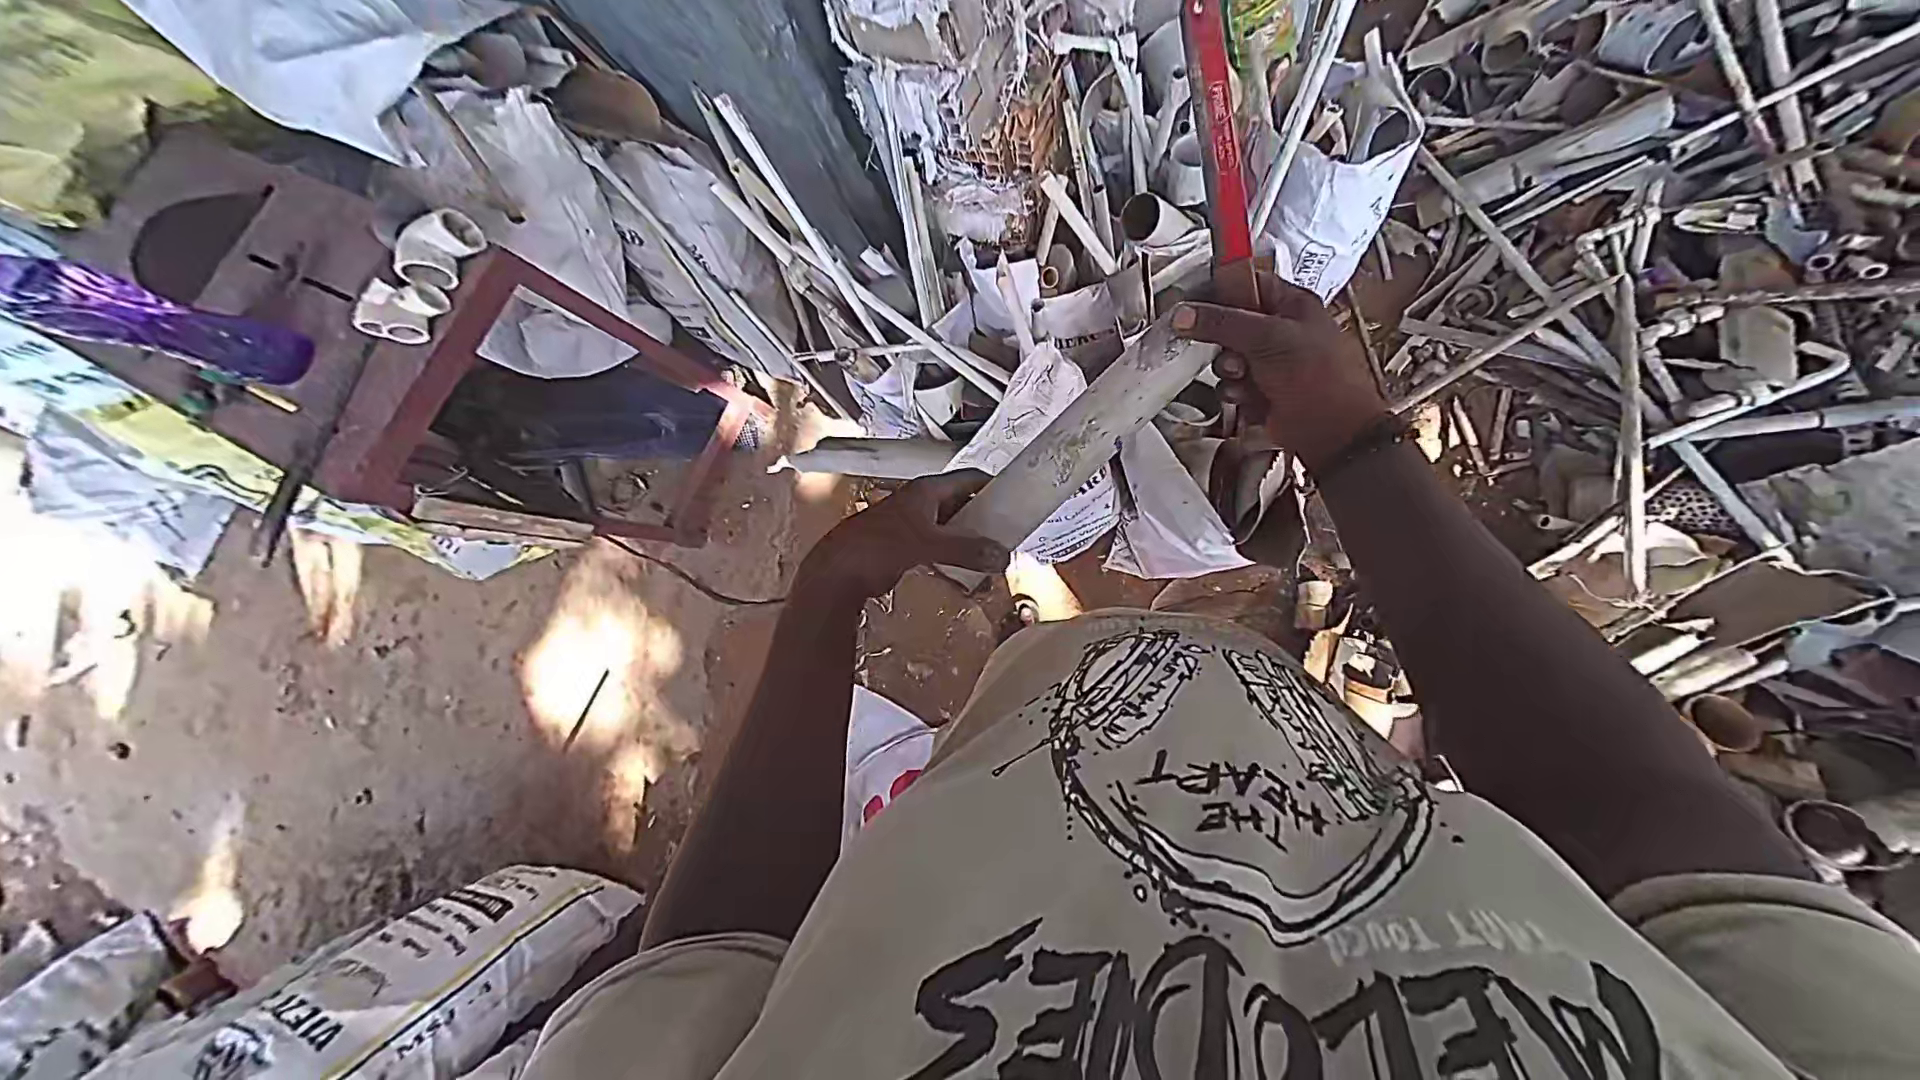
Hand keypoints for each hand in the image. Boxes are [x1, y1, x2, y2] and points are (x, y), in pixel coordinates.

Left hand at [797, 470, 1009, 597]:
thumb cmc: (879, 546)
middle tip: (1009, 532)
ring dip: (970, 537)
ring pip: (952, 525)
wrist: (838, 570)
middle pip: (963, 502)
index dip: (993, 485)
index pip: (970, 478)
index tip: (1016, 500)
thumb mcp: (927, 544)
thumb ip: (966, 550)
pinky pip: (940, 544)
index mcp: (927, 490)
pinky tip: (969, 567)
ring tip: (994, 552)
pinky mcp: (907, 545)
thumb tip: (1003, 557)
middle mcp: (922, 501)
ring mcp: (913, 523)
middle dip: (985, 516)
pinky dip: (955, 553)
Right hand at [1172, 270, 1389, 469]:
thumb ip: (1221, 323)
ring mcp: (1268, 362)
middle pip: (1229, 324)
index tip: (1192, 301)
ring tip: (1244, 376)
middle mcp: (1279, 331)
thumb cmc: (1317, 376)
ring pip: (1225, 357)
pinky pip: (1229, 384)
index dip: (1219, 290)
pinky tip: (1249, 396)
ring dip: (1228, 370)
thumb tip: (1183, 314)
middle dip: (1222, 341)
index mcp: (1291, 305)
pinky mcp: (1258, 389)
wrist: (1328, 428)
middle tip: (1228, 348)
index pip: (1247, 283)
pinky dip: (1234, 391)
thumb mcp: (1266, 338)